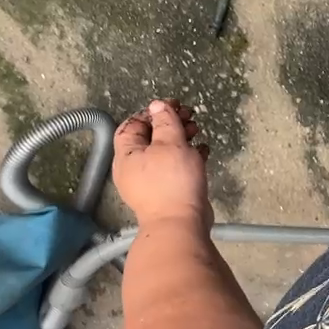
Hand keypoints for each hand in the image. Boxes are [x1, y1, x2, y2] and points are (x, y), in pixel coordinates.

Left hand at [112, 99, 209, 229]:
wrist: (180, 222)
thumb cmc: (172, 181)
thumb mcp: (170, 144)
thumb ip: (165, 122)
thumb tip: (156, 105)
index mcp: (127, 155)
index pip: (132, 125)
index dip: (151, 112)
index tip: (174, 106)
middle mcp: (134, 167)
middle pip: (149, 137)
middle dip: (169, 123)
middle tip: (189, 116)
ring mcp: (150, 180)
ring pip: (164, 151)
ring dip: (180, 137)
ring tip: (197, 131)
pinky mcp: (167, 189)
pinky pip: (175, 166)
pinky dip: (187, 155)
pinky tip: (202, 152)